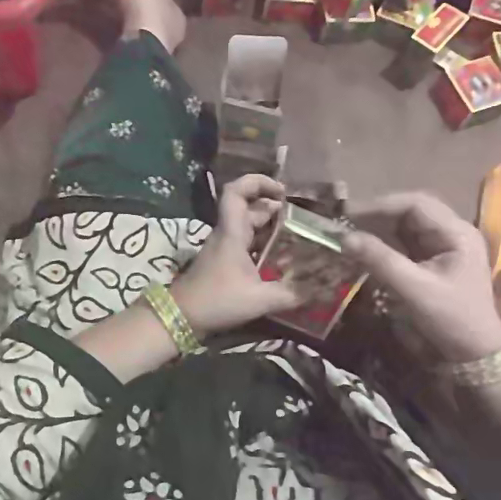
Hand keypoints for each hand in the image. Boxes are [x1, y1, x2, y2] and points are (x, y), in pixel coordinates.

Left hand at [170, 175, 305, 334]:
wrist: (180, 317)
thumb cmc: (216, 301)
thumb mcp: (258, 300)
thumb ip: (290, 294)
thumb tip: (319, 292)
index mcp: (232, 233)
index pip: (236, 191)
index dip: (258, 182)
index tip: (282, 192)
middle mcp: (228, 234)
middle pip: (249, 208)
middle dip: (274, 209)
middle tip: (300, 220)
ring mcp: (224, 248)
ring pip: (249, 226)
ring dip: (271, 228)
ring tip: (297, 238)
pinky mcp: (224, 262)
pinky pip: (247, 244)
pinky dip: (264, 245)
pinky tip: (281, 259)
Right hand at [342, 192, 500, 361]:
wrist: (476, 355)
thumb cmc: (451, 319)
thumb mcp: (414, 290)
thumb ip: (380, 261)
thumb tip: (344, 238)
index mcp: (457, 233)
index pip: (415, 204)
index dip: (380, 205)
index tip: (349, 214)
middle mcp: (452, 233)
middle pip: (410, 211)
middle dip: (377, 215)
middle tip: (345, 223)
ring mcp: (444, 247)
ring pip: (406, 227)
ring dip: (379, 229)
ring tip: (350, 233)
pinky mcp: (434, 262)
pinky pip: (405, 244)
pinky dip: (384, 244)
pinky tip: (365, 248)